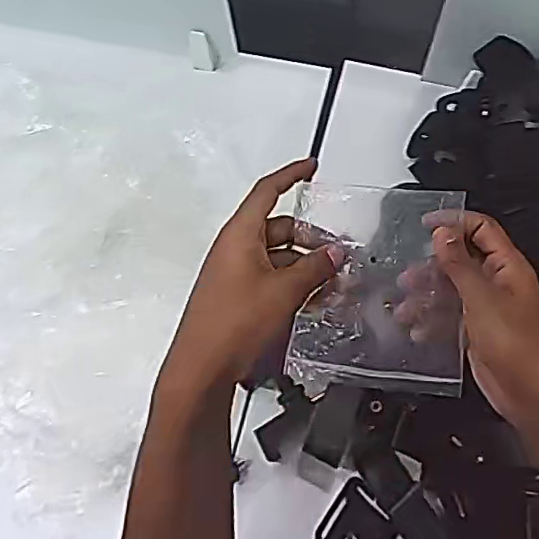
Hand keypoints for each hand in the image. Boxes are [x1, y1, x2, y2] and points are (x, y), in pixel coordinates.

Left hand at [157, 158, 338, 402]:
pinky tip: (313, 299)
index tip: (310, 167)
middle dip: (310, 238)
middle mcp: (235, 248)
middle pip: (280, 228)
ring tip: (331, 284)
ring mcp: (236, 272)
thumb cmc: (230, 326)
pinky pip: (271, 276)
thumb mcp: (284, 292)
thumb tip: (334, 253)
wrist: (201, 371)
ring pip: (278, 255)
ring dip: (305, 265)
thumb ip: (315, 268)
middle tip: (337, 254)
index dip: (291, 175)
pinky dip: (293, 282)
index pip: (267, 191)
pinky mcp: (238, 294)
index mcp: (240, 235)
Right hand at [431, 212, 538, 432]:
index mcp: (508, 267)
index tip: (427, 223)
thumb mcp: (483, 299)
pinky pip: (452, 317)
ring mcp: (489, 309)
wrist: (536, 399)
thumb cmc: (522, 348)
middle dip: (434, 263)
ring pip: (453, 290)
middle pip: (462, 259)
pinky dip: (434, 320)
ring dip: (429, 294)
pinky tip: (419, 328)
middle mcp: (499, 284)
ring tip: (407, 303)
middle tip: (410, 272)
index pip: (482, 229)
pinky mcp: (480, 333)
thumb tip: (444, 233)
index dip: (455, 221)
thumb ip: (460, 264)